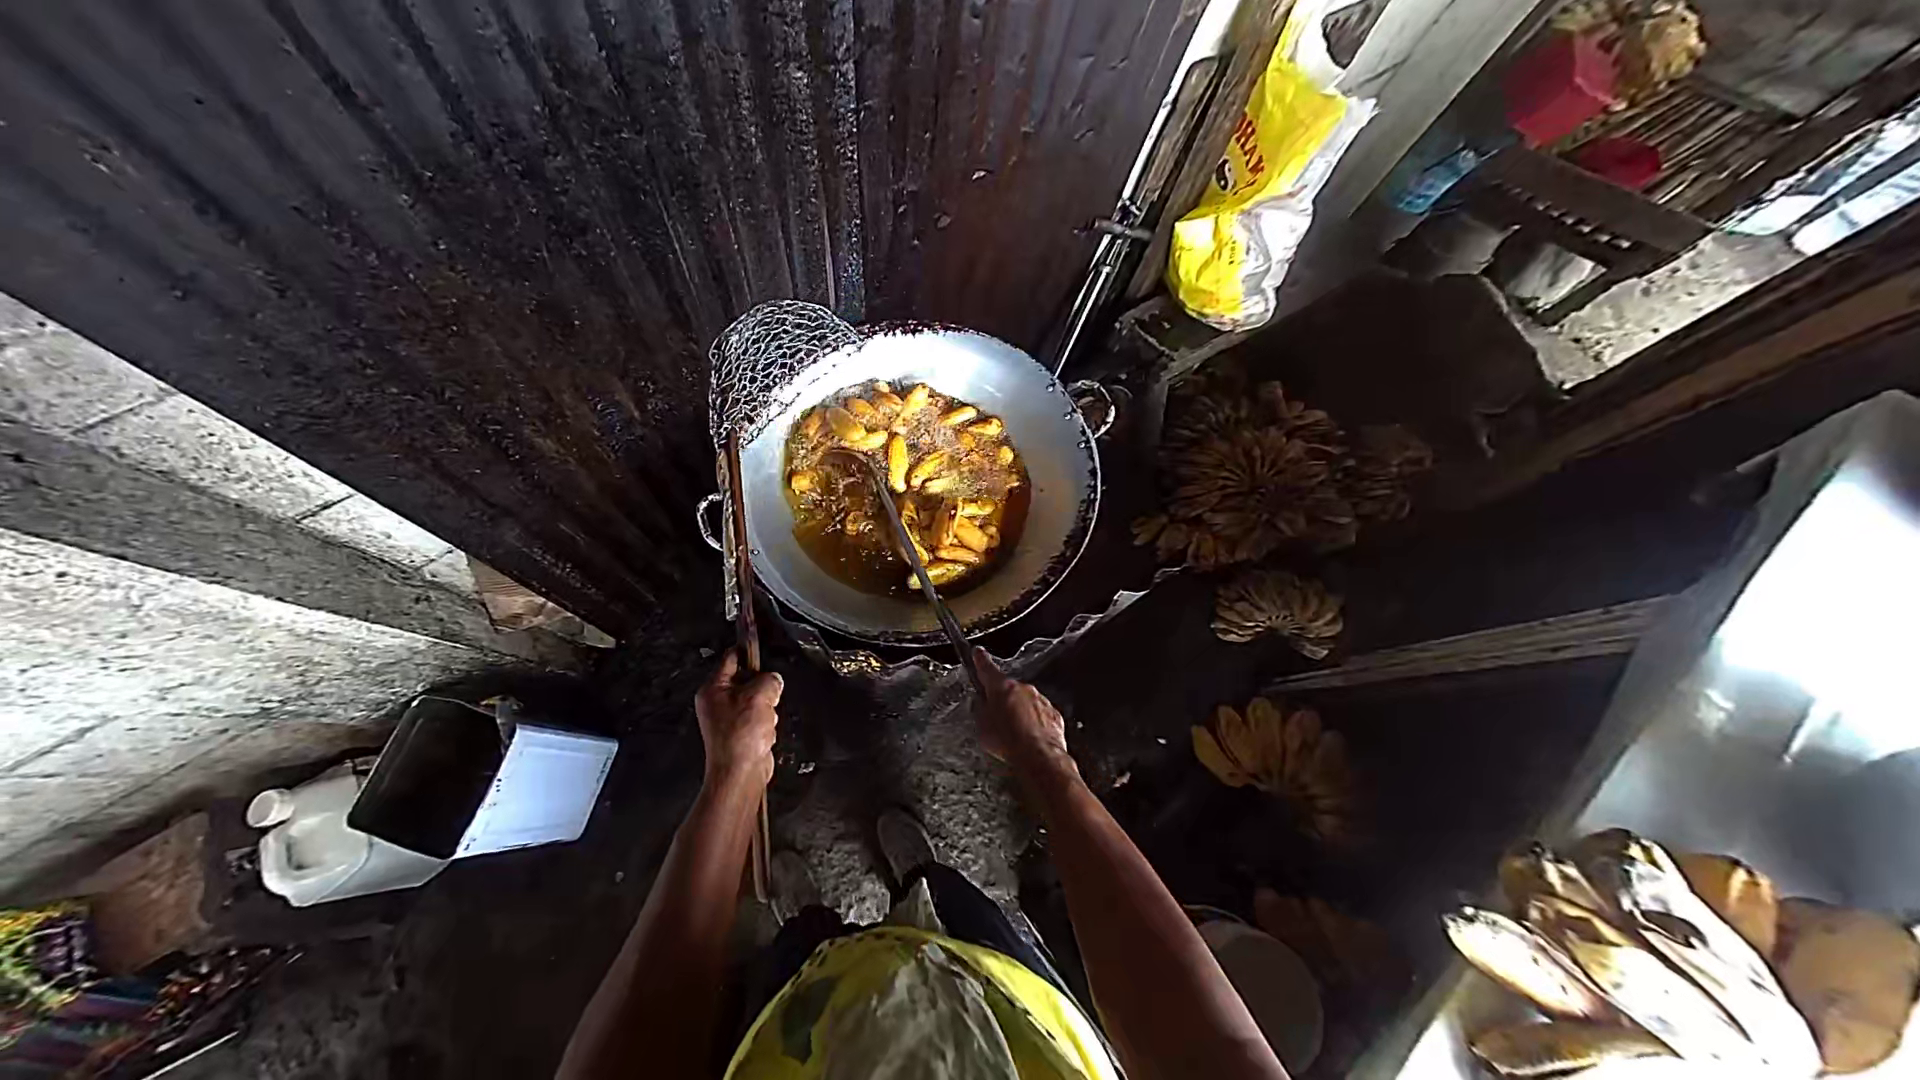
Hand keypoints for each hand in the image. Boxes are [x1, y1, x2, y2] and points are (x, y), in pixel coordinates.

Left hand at [695, 649, 782, 787]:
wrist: (741, 772)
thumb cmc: (740, 737)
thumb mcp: (760, 695)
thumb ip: (770, 679)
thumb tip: (774, 680)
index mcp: (713, 689)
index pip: (731, 658)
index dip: (748, 651)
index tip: (759, 642)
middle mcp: (716, 702)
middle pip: (748, 679)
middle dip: (763, 688)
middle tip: (765, 698)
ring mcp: (728, 718)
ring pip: (757, 699)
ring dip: (767, 707)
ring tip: (763, 721)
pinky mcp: (740, 732)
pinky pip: (760, 717)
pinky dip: (766, 723)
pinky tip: (764, 732)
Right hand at [971, 648, 1074, 778]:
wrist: (1038, 757)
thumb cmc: (1009, 742)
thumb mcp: (982, 727)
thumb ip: (980, 710)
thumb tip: (980, 704)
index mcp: (1001, 687)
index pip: (987, 668)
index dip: (980, 660)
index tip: (977, 652)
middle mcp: (1023, 689)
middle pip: (1007, 689)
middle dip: (1002, 701)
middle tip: (996, 720)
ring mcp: (1040, 700)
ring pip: (1025, 702)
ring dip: (1019, 714)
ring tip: (1013, 736)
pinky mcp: (1053, 714)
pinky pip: (1039, 714)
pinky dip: (1033, 723)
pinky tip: (1028, 739)